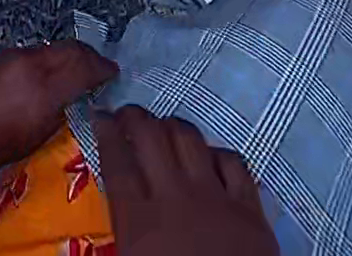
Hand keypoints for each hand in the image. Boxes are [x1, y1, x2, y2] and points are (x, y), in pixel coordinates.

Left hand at [0, 43, 117, 210]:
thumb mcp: (32, 139)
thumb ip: (57, 114)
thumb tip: (75, 99)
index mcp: (43, 87)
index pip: (83, 66)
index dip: (102, 68)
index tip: (114, 74)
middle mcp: (30, 62)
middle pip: (69, 49)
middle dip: (89, 56)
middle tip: (101, 69)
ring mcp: (10, 54)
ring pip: (49, 49)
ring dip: (66, 56)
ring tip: (75, 74)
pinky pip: (30, 52)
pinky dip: (45, 60)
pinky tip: (43, 77)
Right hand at [97, 106, 279, 255]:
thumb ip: (121, 235)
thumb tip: (112, 208)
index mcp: (139, 222)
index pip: (115, 156)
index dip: (105, 128)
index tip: (100, 115)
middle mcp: (173, 198)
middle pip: (148, 134)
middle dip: (133, 116)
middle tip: (126, 117)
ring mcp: (215, 201)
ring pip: (187, 136)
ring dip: (170, 126)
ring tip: (163, 130)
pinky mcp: (251, 213)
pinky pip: (233, 161)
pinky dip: (216, 153)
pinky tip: (208, 160)